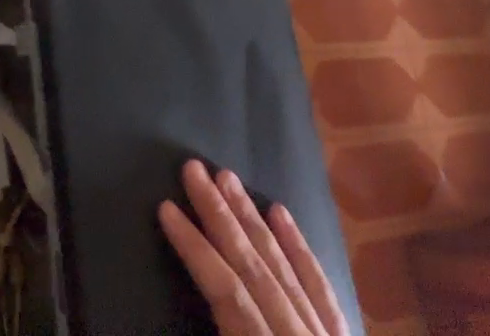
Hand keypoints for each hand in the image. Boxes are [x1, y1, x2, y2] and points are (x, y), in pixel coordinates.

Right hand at [160, 160, 350, 335]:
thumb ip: (209, 330)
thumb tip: (181, 305)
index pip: (225, 290)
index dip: (194, 248)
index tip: (166, 208)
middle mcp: (295, 333)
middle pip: (253, 265)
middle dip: (220, 215)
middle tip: (194, 170)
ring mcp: (323, 334)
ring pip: (284, 266)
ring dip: (252, 219)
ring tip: (227, 179)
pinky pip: (321, 287)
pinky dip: (299, 248)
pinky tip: (281, 213)